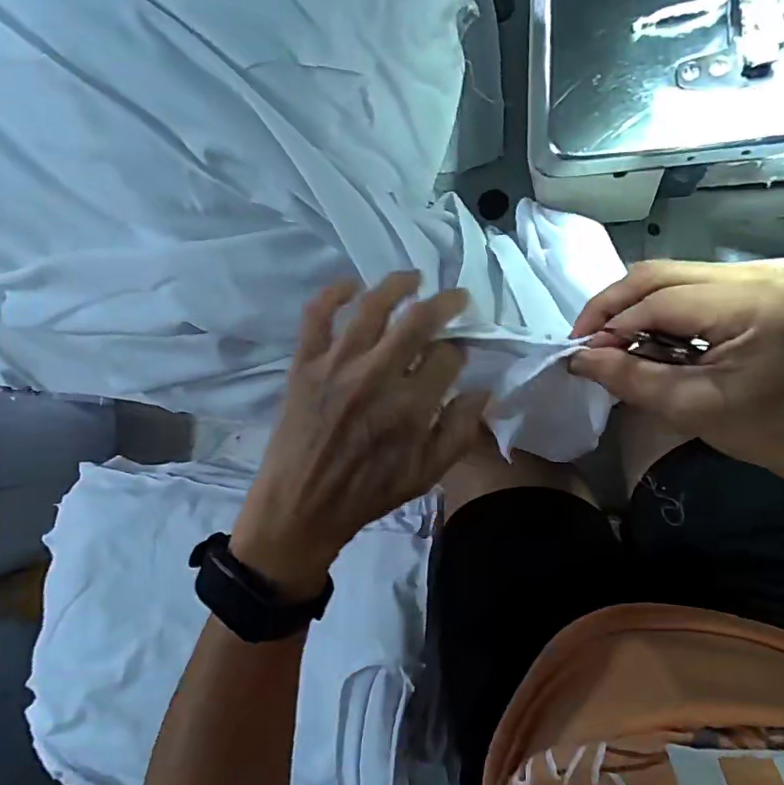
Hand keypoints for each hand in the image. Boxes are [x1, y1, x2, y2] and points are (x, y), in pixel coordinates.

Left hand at [234, 273, 490, 600]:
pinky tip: (352, 285)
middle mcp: (377, 378)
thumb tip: (482, 390)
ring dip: (398, 285)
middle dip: (446, 303)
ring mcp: (337, 366)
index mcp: (411, 408)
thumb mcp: (427, 474)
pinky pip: (317, 315)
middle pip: (419, 321)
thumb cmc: (368, 493)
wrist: (301, 506)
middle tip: (457, 298)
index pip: (448, 357)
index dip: (460, 351)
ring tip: (414, 278)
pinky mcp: (304, 363)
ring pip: (372, 307)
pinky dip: (334, 292)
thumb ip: (460, 431)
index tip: (458, 353)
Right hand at [568, 261, 783, 476]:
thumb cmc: (763, 431)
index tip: (581, 351)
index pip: (663, 300)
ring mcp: (760, 273)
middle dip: (615, 306)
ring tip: (613, 342)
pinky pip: (689, 284)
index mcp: (756, 305)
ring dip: (634, 306)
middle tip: (586, 340)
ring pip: (671, 274)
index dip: (614, 323)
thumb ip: (630, 376)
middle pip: (663, 274)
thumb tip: (579, 357)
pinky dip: (658, 308)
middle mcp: (761, 274)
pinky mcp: (754, 282)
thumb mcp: (690, 408)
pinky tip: (646, 335)